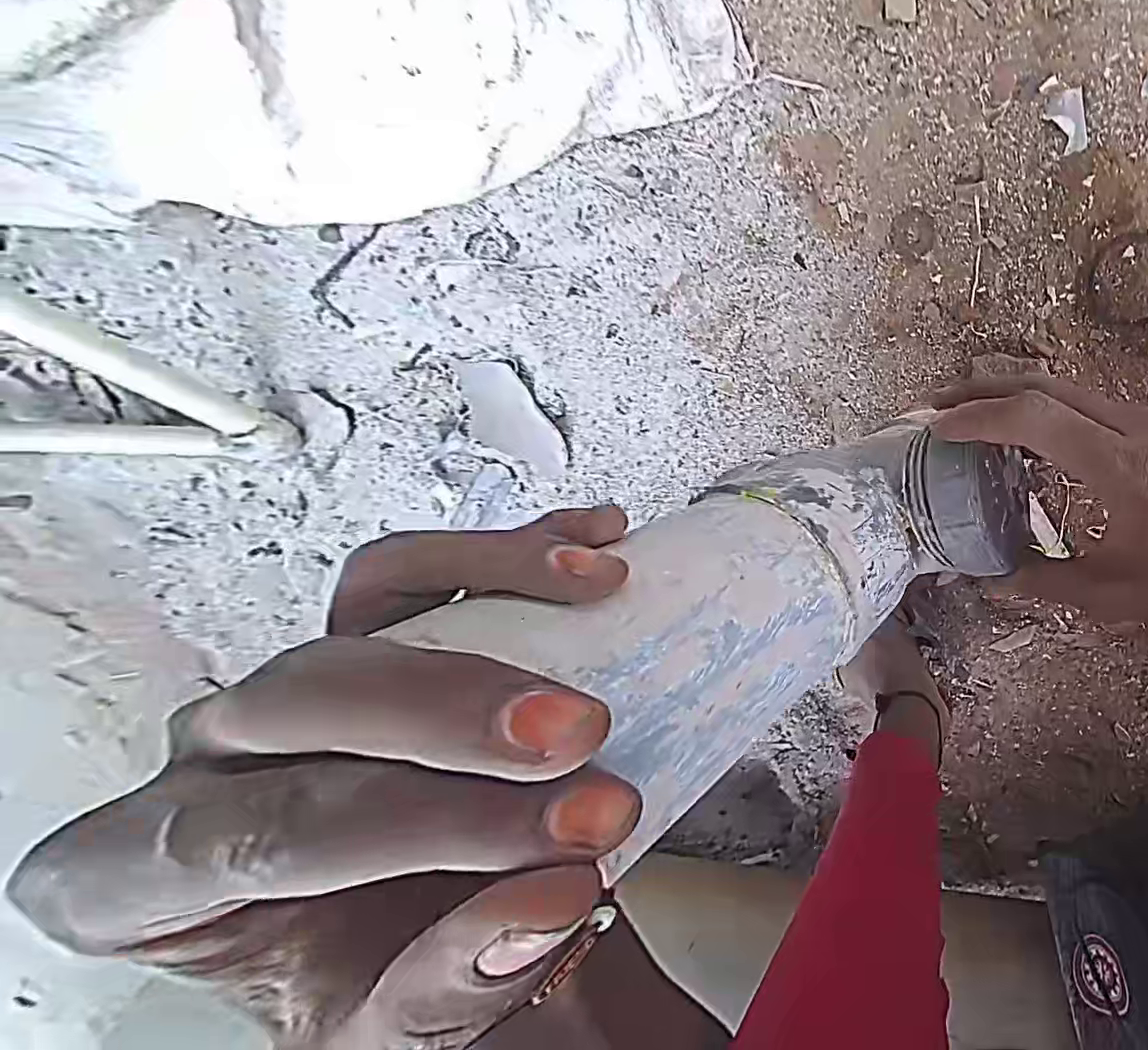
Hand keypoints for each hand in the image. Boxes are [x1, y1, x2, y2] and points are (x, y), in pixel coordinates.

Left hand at [8, 507, 639, 1048]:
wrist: (461, 905)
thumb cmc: (408, 968)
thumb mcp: (409, 1024)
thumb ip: (457, 981)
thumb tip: (546, 901)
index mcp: (157, 872)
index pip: (277, 834)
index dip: (438, 826)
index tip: (577, 833)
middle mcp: (232, 747)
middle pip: (317, 688)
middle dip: (462, 706)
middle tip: (582, 730)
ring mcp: (329, 664)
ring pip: (382, 581)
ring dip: (502, 573)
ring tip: (599, 586)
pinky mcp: (416, 621)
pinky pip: (458, 559)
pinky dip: (533, 543)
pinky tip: (596, 537)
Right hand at [933, 377, 1147, 625]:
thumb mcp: (1114, 593)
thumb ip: (1044, 582)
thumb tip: (992, 579)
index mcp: (1119, 464)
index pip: (1032, 418)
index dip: (976, 419)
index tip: (937, 430)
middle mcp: (1131, 426)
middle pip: (1042, 385)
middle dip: (982, 390)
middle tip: (938, 406)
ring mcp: (1146, 420)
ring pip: (1063, 387)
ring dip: (1012, 394)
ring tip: (969, 413)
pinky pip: (1084, 403)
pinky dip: (1043, 408)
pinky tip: (1024, 431)